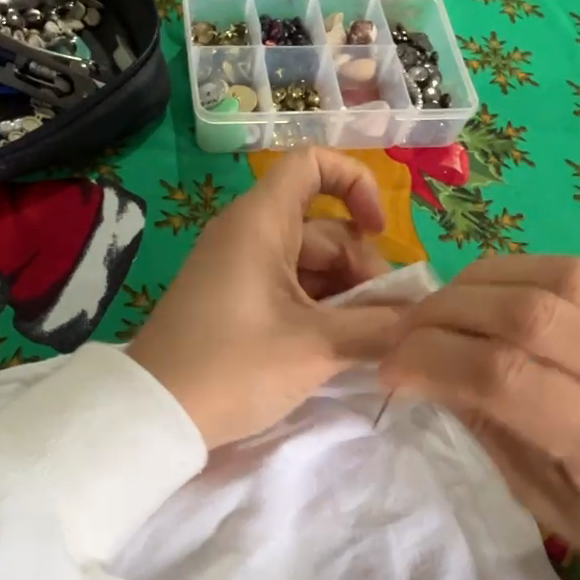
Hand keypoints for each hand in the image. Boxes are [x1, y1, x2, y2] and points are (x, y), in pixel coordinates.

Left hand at [127, 149, 401, 448]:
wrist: (156, 415)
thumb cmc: (234, 367)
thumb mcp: (315, 347)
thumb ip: (377, 326)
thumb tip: (423, 318)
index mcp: (260, 221)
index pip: (312, 164)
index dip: (356, 184)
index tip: (379, 232)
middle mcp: (248, 234)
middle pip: (324, 228)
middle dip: (361, 268)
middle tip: (384, 322)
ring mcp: (238, 268)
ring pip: (310, 264)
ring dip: (344, 297)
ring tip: (365, 343)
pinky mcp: (233, 300)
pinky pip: (288, 288)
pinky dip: (318, 310)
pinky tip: (338, 348)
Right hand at [380, 256, 579, 579]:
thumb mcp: (540, 497)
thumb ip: (485, 422)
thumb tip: (420, 365)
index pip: (509, 377)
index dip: (433, 358)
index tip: (389, 366)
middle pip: (534, 315)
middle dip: (448, 312)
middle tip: (405, 329)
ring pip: (562, 277)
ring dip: (481, 282)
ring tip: (440, 306)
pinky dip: (521, 274)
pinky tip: (488, 293)